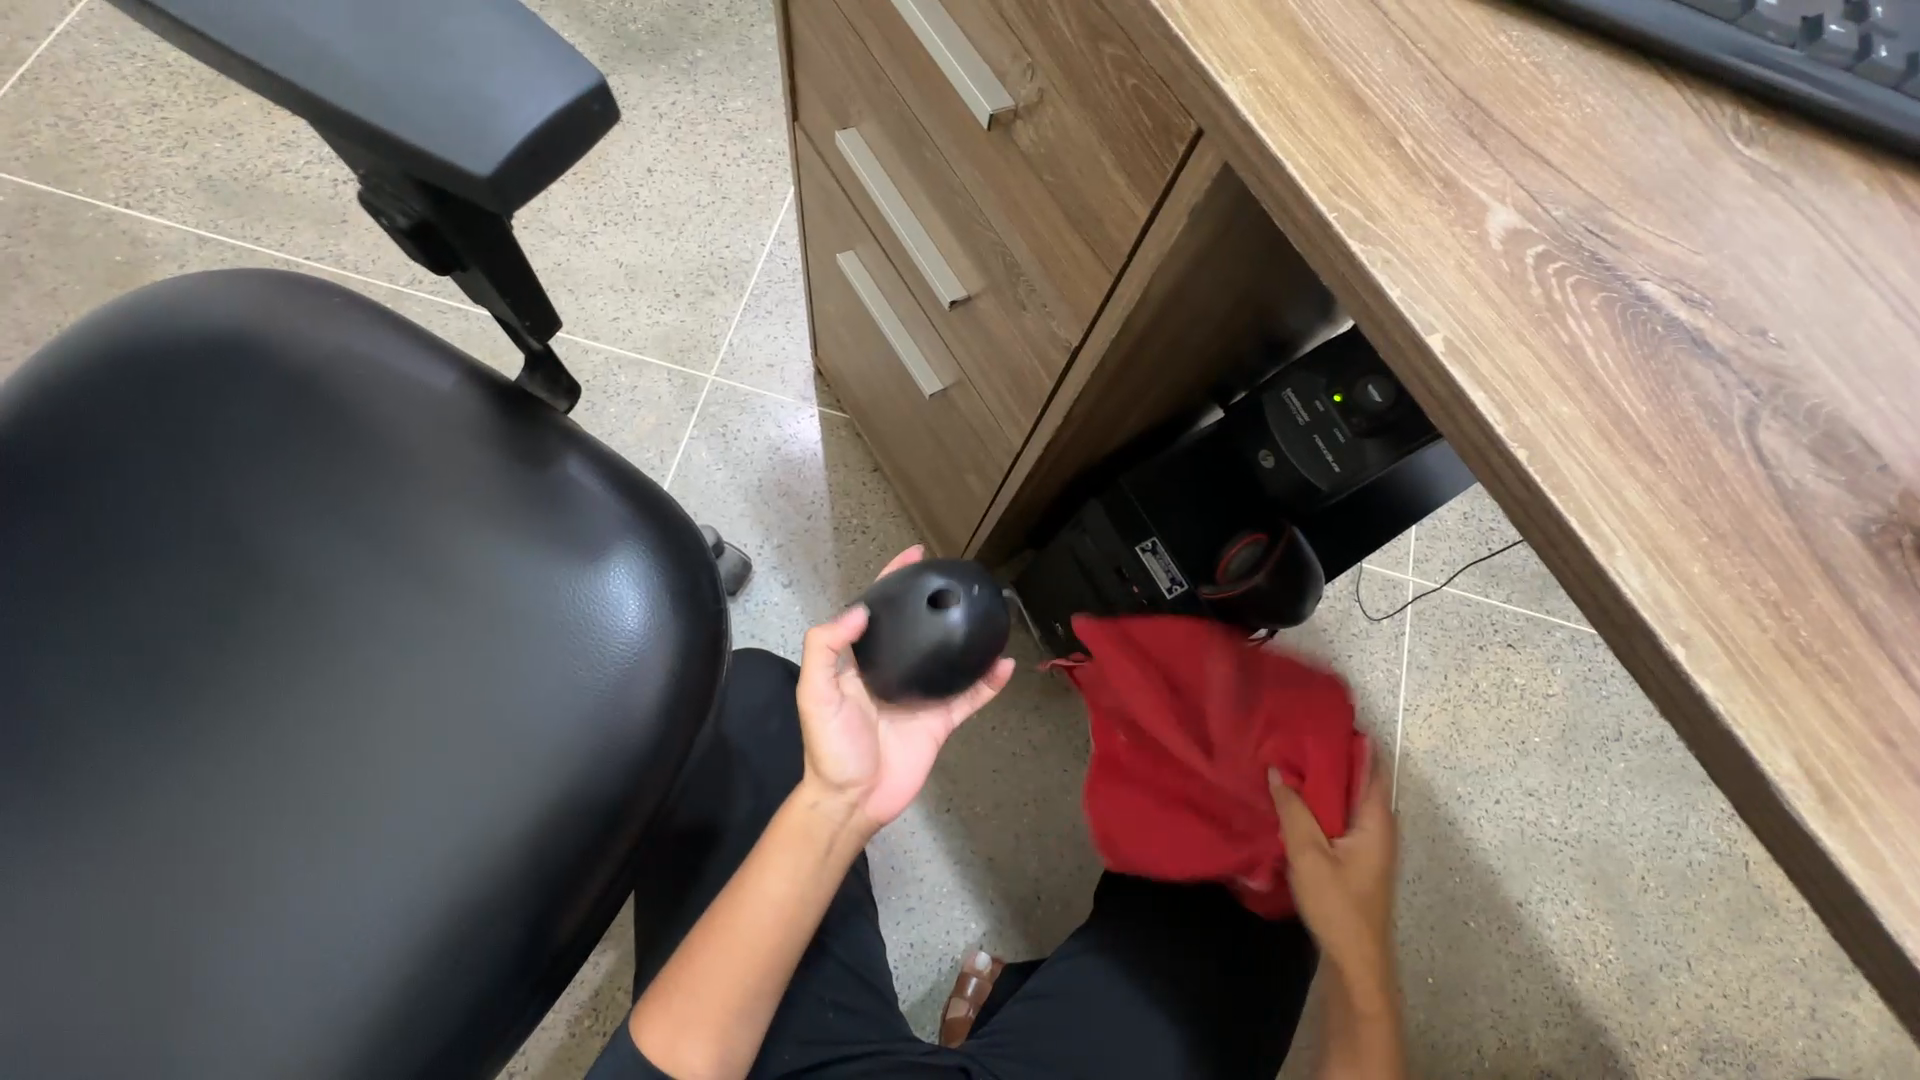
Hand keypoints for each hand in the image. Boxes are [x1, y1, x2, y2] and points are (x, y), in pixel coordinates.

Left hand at [795, 546, 1015, 834]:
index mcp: (862, 662)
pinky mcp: (941, 722)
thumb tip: (860, 609)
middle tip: (960, 582)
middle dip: (935, 604)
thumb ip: (826, 647)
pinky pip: (969, 697)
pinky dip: (989, 683)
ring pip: (950, 660)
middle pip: (918, 629)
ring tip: (989, 615)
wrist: (853, 800)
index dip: (891, 579)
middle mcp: (893, 672)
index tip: (915, 554)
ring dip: (969, 640)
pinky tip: (1005, 665)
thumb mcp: (815, 693)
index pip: (876, 610)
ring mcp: (920, 696)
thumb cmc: (830, 747)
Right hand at [1269, 740, 1398, 1009]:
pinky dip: (1318, 804)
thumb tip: (1277, 770)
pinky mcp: (1354, 857)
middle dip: (1326, 758)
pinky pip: (1337, 817)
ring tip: (1284, 762)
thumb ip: (1293, 810)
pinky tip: (1290, 801)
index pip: (1370, 765)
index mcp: (1376, 820)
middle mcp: (1378, 826)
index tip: (1317, 718)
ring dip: (1319, 783)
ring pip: (1344, 800)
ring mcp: (1368, 843)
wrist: (1354, 960)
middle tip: (1289, 736)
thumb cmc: (1337, 904)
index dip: (1349, 739)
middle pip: (1355, 780)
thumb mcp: (1308, 853)